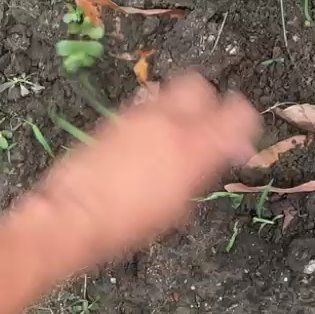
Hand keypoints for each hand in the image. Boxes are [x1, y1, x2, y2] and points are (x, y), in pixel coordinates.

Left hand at [15, 72, 260, 270]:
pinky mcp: (113, 120)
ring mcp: (137, 117)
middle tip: (204, 130)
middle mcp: (167, 123)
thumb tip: (222, 155)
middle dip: (206, 104)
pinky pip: (142, 108)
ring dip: (177, 111)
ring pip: (169, 93)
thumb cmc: (123, 225)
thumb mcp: (175, 209)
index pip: (238, 113)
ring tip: (172, 140)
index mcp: (192, 148)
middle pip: (200, 88)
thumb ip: (201, 174)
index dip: (242, 125)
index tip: (237, 141)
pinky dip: (151, 120)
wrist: (72, 217)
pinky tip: (145, 146)